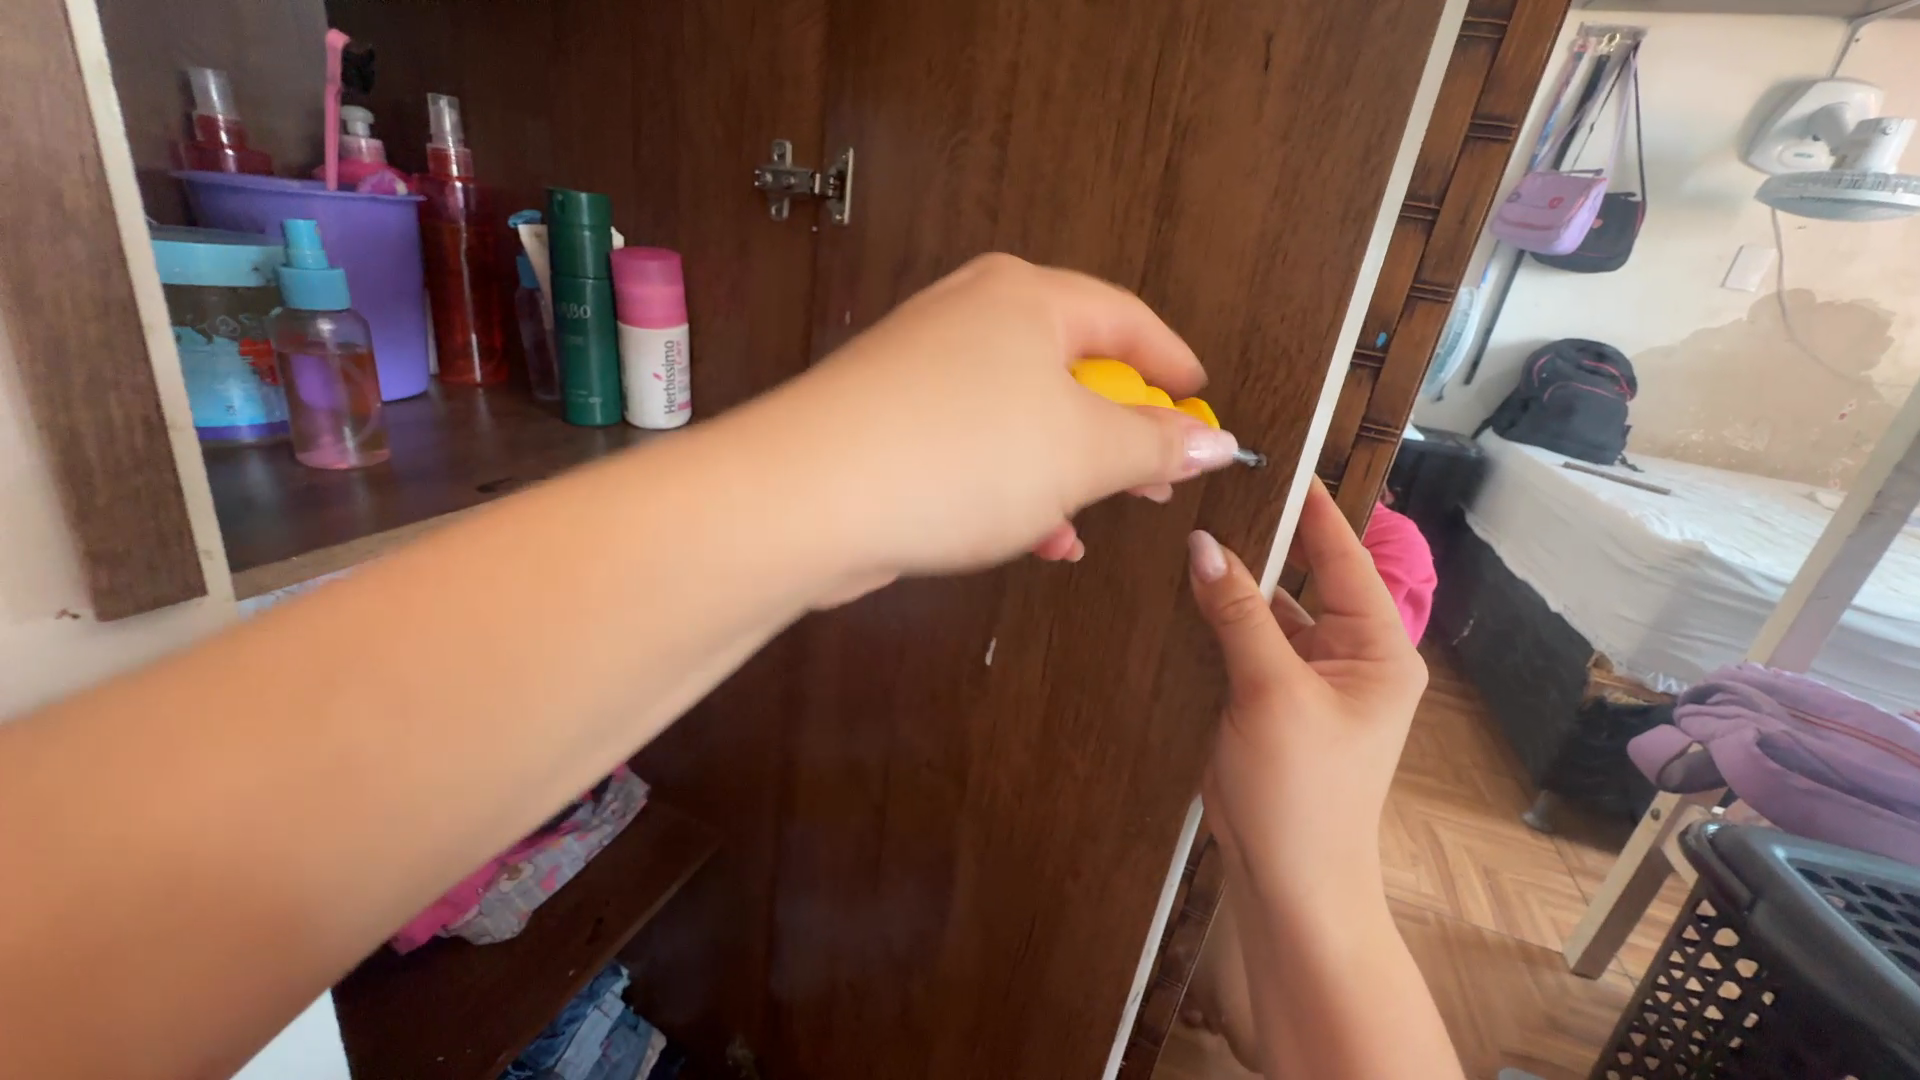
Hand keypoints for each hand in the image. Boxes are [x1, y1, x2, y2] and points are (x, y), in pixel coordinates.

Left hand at [770, 254, 1243, 580]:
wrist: (808, 498)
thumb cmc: (958, 455)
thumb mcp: (1083, 452)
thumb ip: (1154, 445)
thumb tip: (1212, 442)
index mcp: (1025, 299)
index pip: (1125, 319)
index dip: (1172, 366)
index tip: (1201, 405)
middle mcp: (970, 318)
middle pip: (1070, 369)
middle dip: (1117, 434)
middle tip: (1155, 478)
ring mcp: (923, 370)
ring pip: (1021, 419)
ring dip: (1063, 473)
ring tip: (1092, 520)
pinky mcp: (890, 423)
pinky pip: (972, 449)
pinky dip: (1010, 489)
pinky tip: (1035, 538)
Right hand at [1188, 481, 1426, 898]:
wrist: (1289, 880)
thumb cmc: (1301, 789)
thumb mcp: (1270, 692)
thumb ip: (1238, 614)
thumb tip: (1201, 544)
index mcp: (1377, 650)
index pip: (1344, 561)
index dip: (1313, 513)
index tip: (1279, 464)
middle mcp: (1349, 657)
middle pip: (1302, 583)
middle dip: (1261, 545)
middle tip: (1213, 496)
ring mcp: (1308, 681)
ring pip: (1268, 615)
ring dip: (1233, 587)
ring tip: (1186, 536)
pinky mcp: (1270, 701)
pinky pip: (1246, 645)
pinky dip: (1218, 623)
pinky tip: (1182, 595)